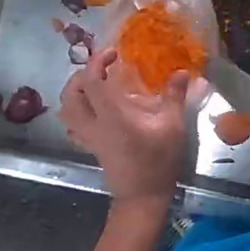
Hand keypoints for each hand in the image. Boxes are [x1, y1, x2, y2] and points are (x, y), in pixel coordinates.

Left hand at [60, 47, 191, 205]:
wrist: (143, 197)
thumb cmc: (159, 161)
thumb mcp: (173, 126)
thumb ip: (174, 96)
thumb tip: (182, 71)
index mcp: (111, 116)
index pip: (91, 81)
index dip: (97, 62)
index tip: (113, 53)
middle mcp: (93, 124)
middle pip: (70, 93)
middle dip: (81, 75)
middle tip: (101, 68)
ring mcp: (88, 137)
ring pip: (67, 109)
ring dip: (75, 92)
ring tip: (95, 85)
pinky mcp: (89, 146)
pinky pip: (73, 124)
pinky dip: (77, 111)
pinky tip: (94, 109)